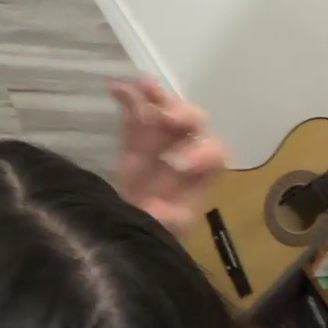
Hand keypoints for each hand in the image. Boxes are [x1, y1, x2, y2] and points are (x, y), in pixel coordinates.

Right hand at [111, 78, 225, 236]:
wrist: (125, 243)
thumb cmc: (151, 239)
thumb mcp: (163, 234)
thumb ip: (166, 219)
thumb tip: (161, 207)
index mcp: (199, 179)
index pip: (213, 154)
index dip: (198, 153)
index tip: (174, 164)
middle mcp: (183, 155)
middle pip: (194, 125)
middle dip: (182, 116)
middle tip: (165, 119)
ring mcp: (157, 146)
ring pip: (163, 111)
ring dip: (155, 96)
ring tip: (140, 84)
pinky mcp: (132, 141)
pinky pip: (133, 113)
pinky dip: (127, 98)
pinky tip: (114, 88)